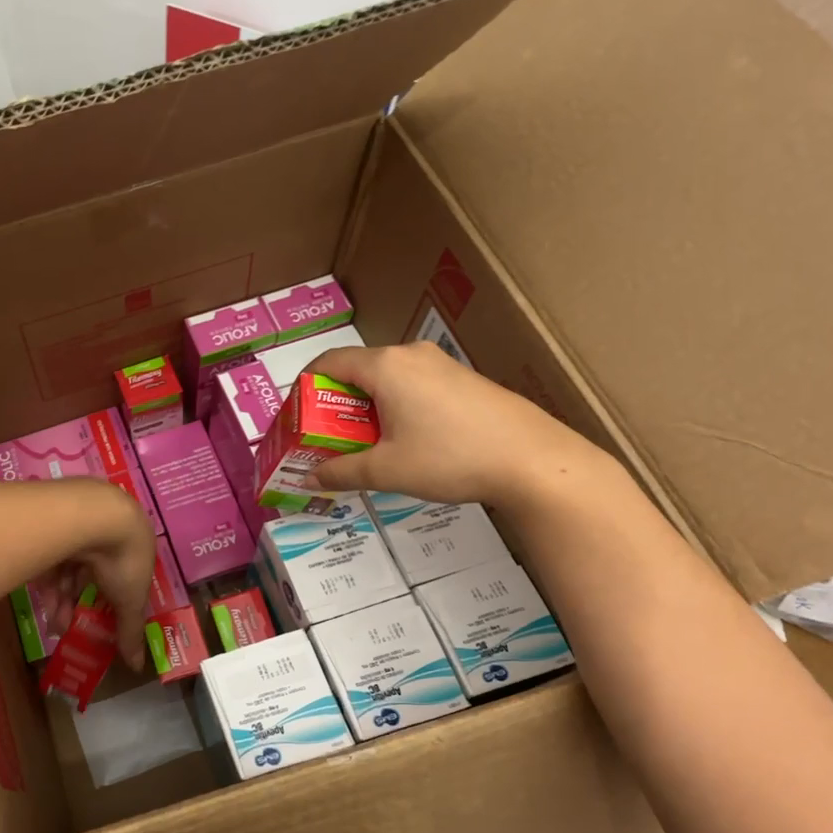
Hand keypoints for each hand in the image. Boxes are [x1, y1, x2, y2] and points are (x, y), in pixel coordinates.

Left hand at [43, 480, 157, 669]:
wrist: (96, 516)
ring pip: (65, 568)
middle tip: (67, 628)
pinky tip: (44, 603)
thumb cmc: (122, 559)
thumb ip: (130, 630)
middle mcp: (103, 530)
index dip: (107, 601)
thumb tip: (138, 666)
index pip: (117, 577)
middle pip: (87, 574)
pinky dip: (48, 582)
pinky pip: (49, 558)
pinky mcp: (50, 524)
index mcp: (131, 543)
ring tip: (53, 624)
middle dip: (77, 604)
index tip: (96, 623)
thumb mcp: (130, 600)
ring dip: (61, 598)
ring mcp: (75, 525)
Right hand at [306, 343, 608, 508]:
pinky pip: (413, 385)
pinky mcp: (464, 379)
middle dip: (335, 404)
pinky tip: (406, 441)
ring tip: (365, 445)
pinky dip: (395, 407)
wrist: (535, 461)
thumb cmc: (451, 458)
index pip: (327, 362)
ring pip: (387, 379)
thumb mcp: (387, 471)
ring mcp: (441, 364)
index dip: (304, 388)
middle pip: (356, 370)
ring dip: (366, 408)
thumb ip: (341, 471)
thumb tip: (310, 477)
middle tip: (327, 439)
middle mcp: (410, 355)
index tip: (298, 419)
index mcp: (384, 366)